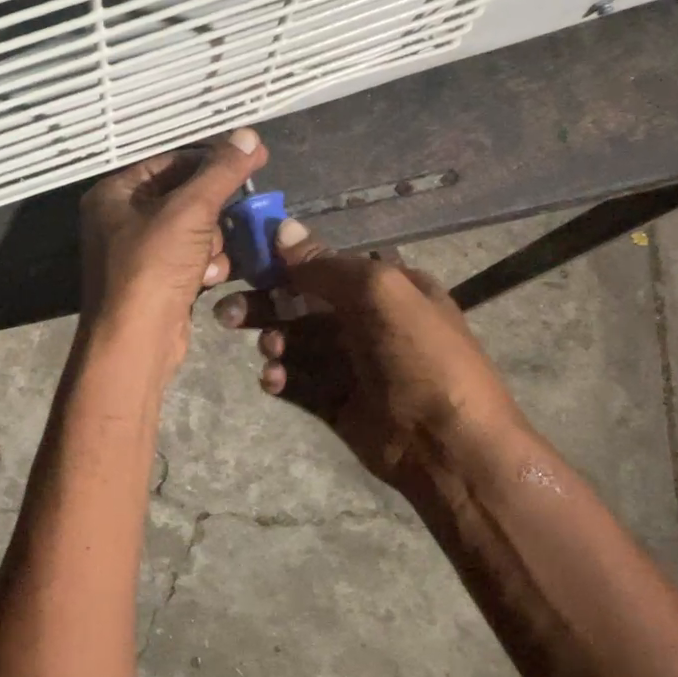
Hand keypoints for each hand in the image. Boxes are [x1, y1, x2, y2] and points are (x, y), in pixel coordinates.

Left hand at [78, 129, 267, 369]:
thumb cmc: (153, 267)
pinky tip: (209, 279)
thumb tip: (250, 134)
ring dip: (213, 243)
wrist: (136, 341)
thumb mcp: (189, 211)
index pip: (170, 161)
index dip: (212, 160)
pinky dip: (207, 266)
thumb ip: (221, 171)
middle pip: (186, 196)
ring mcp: (139, 253)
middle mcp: (121, 219)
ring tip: (210, 260)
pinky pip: (193, 258)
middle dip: (213, 212)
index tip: (253, 160)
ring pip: (196, 230)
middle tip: (240, 215)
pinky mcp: (158, 281)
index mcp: (114, 194)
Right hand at [212, 218, 527, 484]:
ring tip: (271, 352)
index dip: (283, 264)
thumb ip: (326, 264)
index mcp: (387, 288)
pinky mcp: (336, 402)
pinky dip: (280, 376)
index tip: (244, 265)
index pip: (324, 265)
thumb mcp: (380, 293)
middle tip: (227, 313)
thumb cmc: (420, 357)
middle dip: (265, 305)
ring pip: (295, 342)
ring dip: (274, 341)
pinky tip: (274, 379)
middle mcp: (367, 322)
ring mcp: (351, 364)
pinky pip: (296, 381)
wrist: (450, 446)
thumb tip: (281, 230)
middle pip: (301, 304)